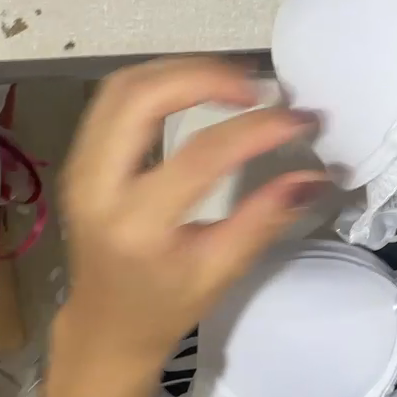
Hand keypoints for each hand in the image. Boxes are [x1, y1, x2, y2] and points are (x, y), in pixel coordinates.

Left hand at [45, 58, 327, 396]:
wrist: (105, 325)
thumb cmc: (167, 305)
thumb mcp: (222, 270)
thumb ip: (264, 219)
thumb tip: (316, 177)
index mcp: (136, 225)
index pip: (199, 156)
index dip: (255, 130)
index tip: (299, 120)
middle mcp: (96, 185)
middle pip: (141, 97)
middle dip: (206, 77)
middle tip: (259, 87)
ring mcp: (80, 165)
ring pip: (124, 86)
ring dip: (183, 71)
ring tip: (236, 82)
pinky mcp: (81, 156)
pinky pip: (116, 97)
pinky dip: (162, 80)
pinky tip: (200, 89)